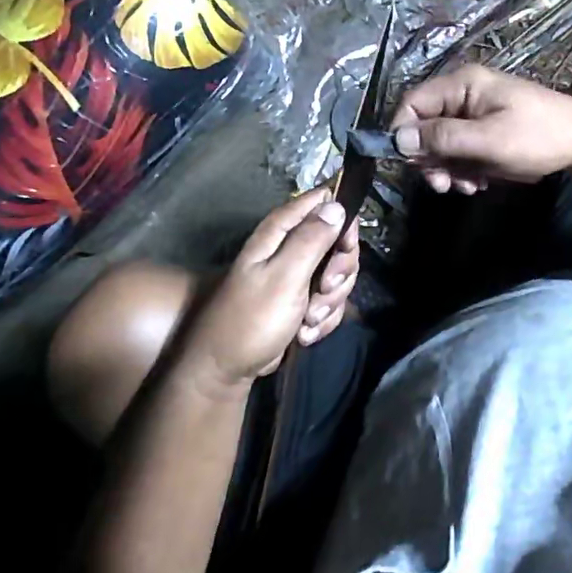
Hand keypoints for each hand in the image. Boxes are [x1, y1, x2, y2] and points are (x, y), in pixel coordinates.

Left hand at [184, 187, 359, 388]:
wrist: (227, 369)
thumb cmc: (252, 318)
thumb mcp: (284, 276)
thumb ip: (312, 239)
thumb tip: (337, 205)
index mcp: (281, 231)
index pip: (325, 203)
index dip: (343, 222)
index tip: (344, 248)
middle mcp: (291, 246)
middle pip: (339, 242)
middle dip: (339, 272)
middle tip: (324, 290)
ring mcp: (298, 275)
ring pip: (338, 275)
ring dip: (329, 302)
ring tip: (307, 320)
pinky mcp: (302, 300)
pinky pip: (330, 301)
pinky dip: (322, 319)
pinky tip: (304, 333)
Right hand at [388, 65, 571, 193]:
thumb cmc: (537, 136)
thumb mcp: (488, 140)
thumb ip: (442, 138)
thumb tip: (398, 139)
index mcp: (462, 84)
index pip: (412, 103)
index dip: (404, 133)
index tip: (410, 164)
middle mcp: (463, 95)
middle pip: (424, 126)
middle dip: (430, 159)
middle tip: (443, 185)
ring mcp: (474, 114)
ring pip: (440, 144)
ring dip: (448, 169)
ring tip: (467, 186)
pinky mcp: (483, 132)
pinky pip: (459, 152)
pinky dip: (463, 170)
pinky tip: (479, 183)